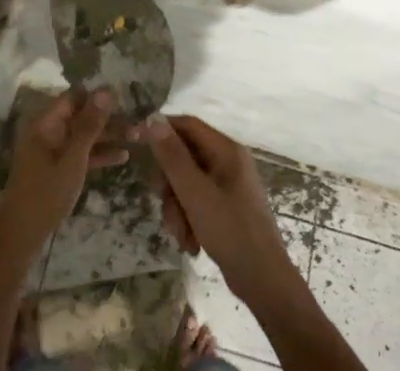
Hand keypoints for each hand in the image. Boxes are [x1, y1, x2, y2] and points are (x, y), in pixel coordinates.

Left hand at [0, 89, 124, 256]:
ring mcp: (52, 151)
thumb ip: (89, 125)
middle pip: (81, 116)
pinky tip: (123, 157)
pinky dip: (98, 154)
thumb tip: (105, 91)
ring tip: (137, 136)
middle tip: (138, 120)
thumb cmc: (47, 193)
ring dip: (108, 136)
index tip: (126, 96)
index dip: (98, 95)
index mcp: (44, 123)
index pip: (74, 97)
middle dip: (108, 118)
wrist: (23, 235)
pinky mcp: (57, 168)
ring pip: (83, 136)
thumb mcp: (73, 158)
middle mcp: (47, 132)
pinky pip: (80, 153)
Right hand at [142, 115, 296, 304]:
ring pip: (187, 184)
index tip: (137, 145)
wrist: (262, 279)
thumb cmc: (230, 230)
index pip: (187, 125)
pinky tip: (190, 242)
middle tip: (163, 202)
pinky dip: (189, 220)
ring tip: (180, 234)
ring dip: (177, 208)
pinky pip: (197, 202)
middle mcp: (228, 162)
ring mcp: (228, 185)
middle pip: (184, 157)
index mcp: (227, 150)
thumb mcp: (195, 193)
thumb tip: (153, 120)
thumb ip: (173, 156)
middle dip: (169, 184)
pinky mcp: (226, 207)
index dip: (162, 131)